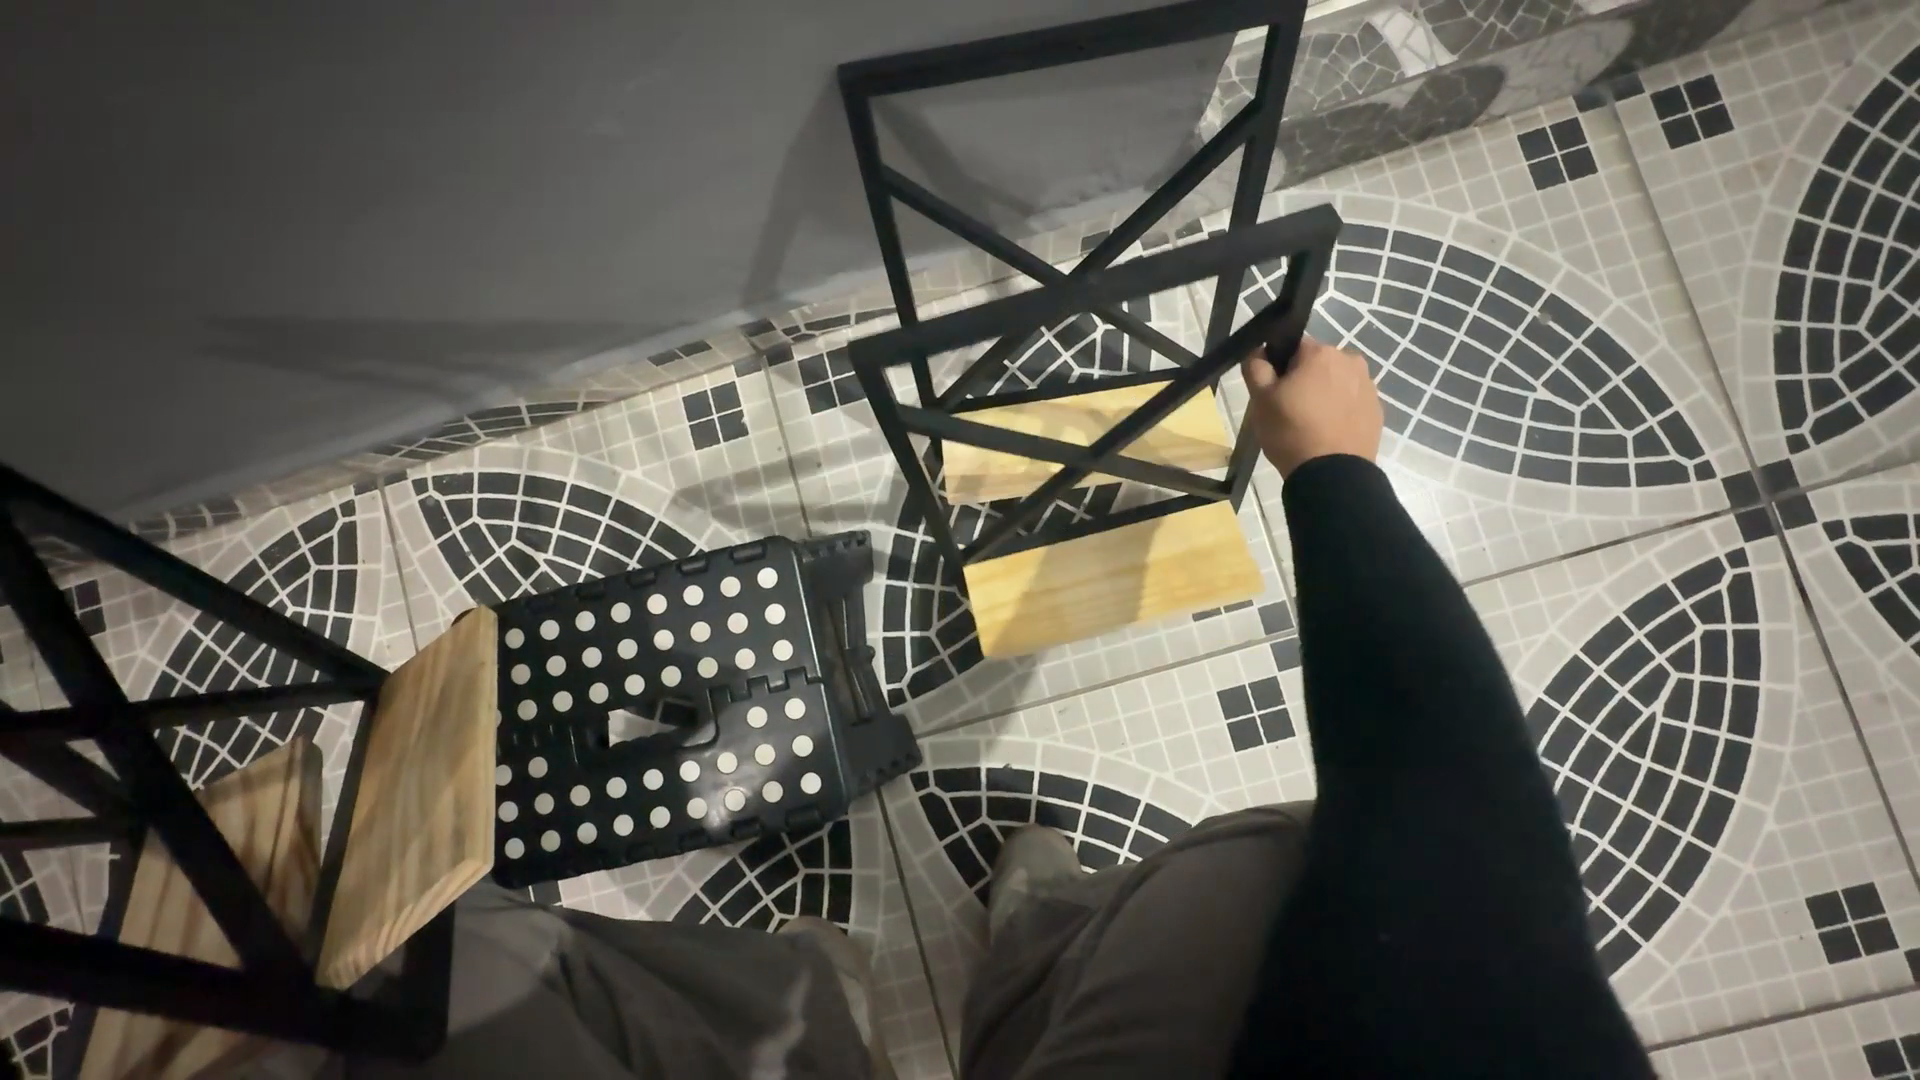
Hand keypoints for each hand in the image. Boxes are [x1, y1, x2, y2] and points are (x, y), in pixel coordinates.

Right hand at [1241, 337, 1382, 477]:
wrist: (1332, 474)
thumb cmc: (1291, 431)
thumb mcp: (1260, 400)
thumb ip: (1256, 367)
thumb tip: (1259, 351)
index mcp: (1320, 353)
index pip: (1292, 347)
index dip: (1279, 368)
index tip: (1273, 391)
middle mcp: (1350, 361)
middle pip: (1317, 364)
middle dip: (1304, 380)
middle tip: (1290, 410)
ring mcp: (1368, 385)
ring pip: (1336, 382)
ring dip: (1323, 395)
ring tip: (1311, 424)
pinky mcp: (1377, 410)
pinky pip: (1351, 402)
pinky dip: (1339, 411)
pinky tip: (1327, 432)